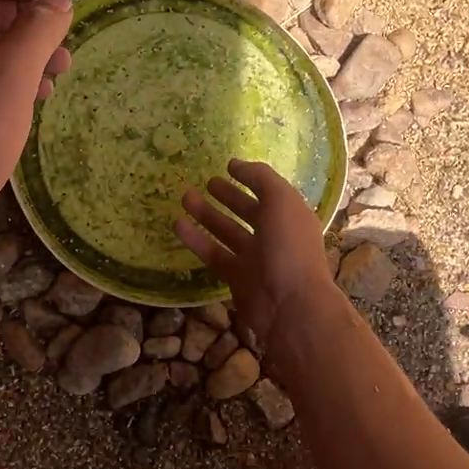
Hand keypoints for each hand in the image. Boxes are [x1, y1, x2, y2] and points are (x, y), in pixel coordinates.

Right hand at [175, 160, 333, 352]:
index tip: (228, 165)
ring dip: (207, 214)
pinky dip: (196, 239)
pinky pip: (213, 253)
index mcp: (290, 215)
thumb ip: (260, 178)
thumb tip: (236, 163)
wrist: (290, 305)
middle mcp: (274, 235)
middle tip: (206, 182)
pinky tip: (177, 224)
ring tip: (185, 196)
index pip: (269, 191)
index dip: (250, 178)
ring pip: (227, 231)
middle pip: (248, 211)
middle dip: (228, 196)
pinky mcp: (236, 276)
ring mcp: (255, 257)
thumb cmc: (290, 246)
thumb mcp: (280, 200)